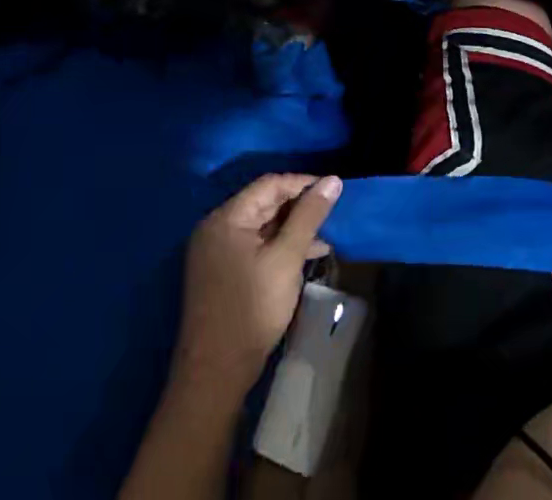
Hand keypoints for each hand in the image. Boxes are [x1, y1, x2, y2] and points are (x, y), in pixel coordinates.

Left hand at [174, 173, 341, 388]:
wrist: (216, 371)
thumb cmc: (252, 308)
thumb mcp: (286, 258)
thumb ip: (309, 216)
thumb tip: (333, 180)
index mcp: (226, 218)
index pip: (269, 185)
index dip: (303, 183)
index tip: (335, 190)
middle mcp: (216, 228)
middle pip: (264, 203)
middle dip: (300, 206)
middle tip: (334, 212)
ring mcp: (217, 251)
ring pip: (261, 226)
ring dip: (293, 227)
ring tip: (328, 234)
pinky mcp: (222, 271)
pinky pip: (255, 245)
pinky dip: (280, 245)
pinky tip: (307, 254)